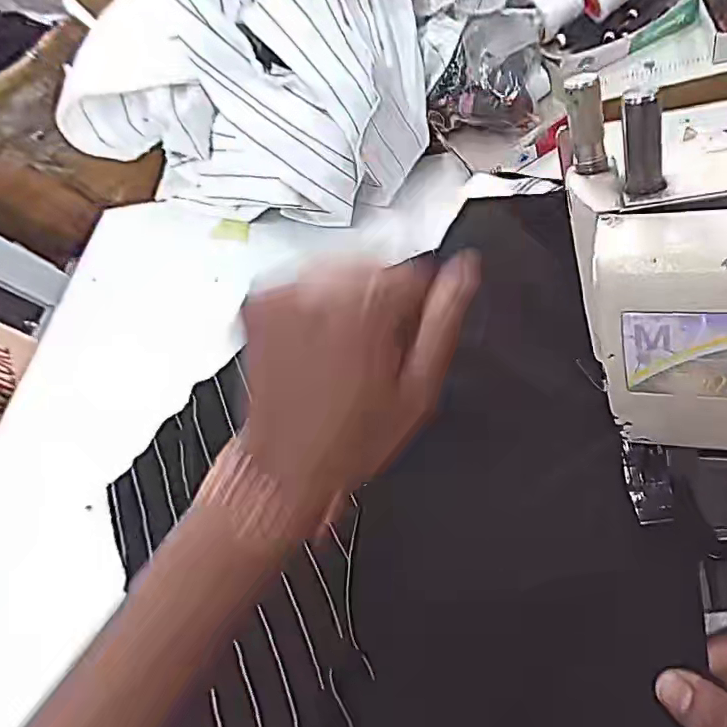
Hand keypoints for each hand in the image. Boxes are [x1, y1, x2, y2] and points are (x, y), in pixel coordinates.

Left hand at [236, 253, 477, 530]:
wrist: (288, 462)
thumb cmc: (353, 438)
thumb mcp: (419, 385)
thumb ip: (445, 319)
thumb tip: (465, 274)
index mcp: (365, 307)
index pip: (416, 271)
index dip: (426, 304)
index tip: (417, 333)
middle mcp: (319, 289)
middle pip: (378, 265)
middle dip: (389, 299)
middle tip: (387, 345)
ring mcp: (284, 292)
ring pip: (344, 267)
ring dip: (358, 297)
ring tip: (355, 347)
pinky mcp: (260, 299)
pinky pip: (309, 279)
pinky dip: (324, 301)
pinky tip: (328, 341)